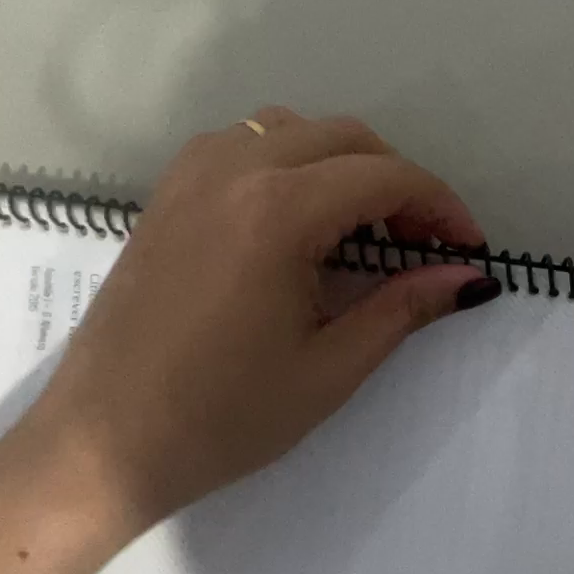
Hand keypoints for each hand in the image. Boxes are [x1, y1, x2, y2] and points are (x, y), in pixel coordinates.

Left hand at [24, 107, 501, 531]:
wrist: (102, 443)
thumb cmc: (222, 418)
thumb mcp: (330, 368)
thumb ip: (404, 307)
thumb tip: (471, 280)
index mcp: (277, 211)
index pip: (385, 178)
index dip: (441, 206)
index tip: (468, 248)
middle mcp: (233, 169)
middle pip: (345, 138)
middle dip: (398, 181)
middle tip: (421, 244)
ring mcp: (191, 175)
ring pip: (293, 130)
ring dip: (344, 165)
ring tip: (363, 229)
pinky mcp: (167, 193)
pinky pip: (245, 145)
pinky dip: (291, 163)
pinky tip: (298, 221)